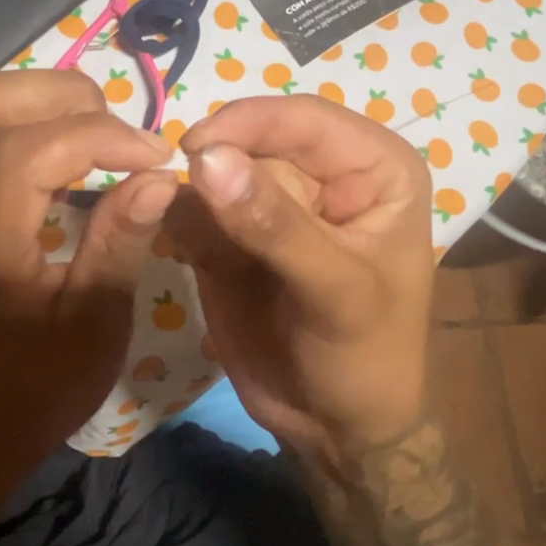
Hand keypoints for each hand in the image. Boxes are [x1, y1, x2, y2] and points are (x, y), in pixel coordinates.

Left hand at [0, 70, 177, 469]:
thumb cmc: (46, 383)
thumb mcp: (97, 323)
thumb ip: (120, 242)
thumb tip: (159, 176)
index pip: (25, 151)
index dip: (98, 137)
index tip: (156, 157)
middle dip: (58, 95)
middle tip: (116, 133)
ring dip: (42, 99)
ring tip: (98, 136)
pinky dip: (31, 119)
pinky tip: (74, 152)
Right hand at [169, 95, 434, 461]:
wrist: (330, 427)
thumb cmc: (364, 356)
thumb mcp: (334, 291)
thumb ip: (274, 224)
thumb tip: (205, 157)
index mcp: (372, 166)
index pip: (302, 119)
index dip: (247, 125)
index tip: (192, 150)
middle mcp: (319, 172)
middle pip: (248, 142)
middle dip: (211, 169)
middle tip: (177, 206)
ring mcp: (269, 202)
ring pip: (212, 171)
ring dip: (186, 200)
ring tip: (185, 242)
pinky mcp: (228, 232)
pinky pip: (190, 209)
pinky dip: (173, 223)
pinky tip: (175, 250)